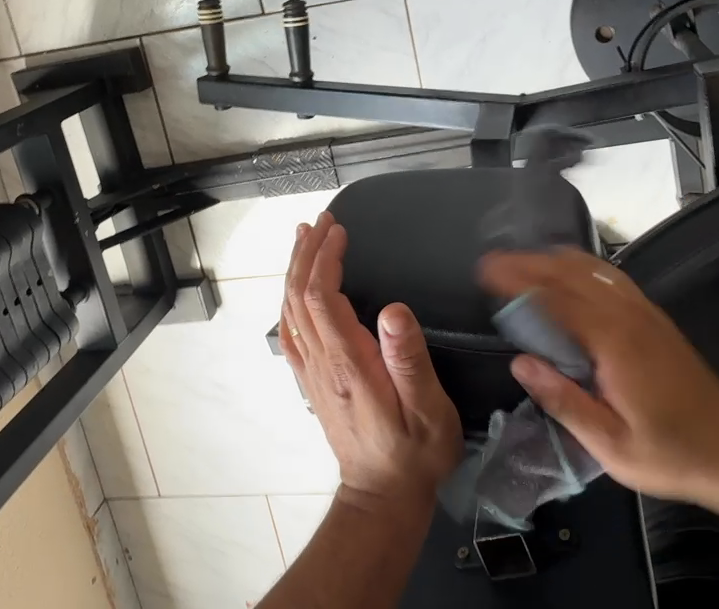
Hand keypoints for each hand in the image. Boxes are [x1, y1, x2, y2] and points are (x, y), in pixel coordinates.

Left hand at [280, 213, 461, 513]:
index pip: (322, 296)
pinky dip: (292, 298)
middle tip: (323, 220)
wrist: (381, 498)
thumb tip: (393, 309)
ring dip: (296, 269)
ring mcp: (312, 372)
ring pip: (291, 310)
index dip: (326, 258)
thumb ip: (408, 359)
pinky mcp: (313, 381)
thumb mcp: (426, 408)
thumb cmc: (412, 452)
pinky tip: (298, 286)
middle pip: (299, 296)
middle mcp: (321, 362)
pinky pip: (292, 330)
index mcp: (347, 362)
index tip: (340, 230)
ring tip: (307, 237)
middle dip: (308, 253)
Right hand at [478, 249, 718, 513]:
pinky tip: (565, 271)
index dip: (518, 280)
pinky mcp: (653, 317)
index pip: (556, 297)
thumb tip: (521, 364)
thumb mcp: (611, 444)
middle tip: (492, 262)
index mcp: (614, 342)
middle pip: (571, 272)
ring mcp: (643, 311)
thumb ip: (564, 401)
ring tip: (519, 261)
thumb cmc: (670, 452)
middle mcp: (628, 315)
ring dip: (552, 259)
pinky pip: (609, 276)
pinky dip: (578, 265)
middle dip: (529, 262)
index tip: (486, 272)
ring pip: (591, 268)